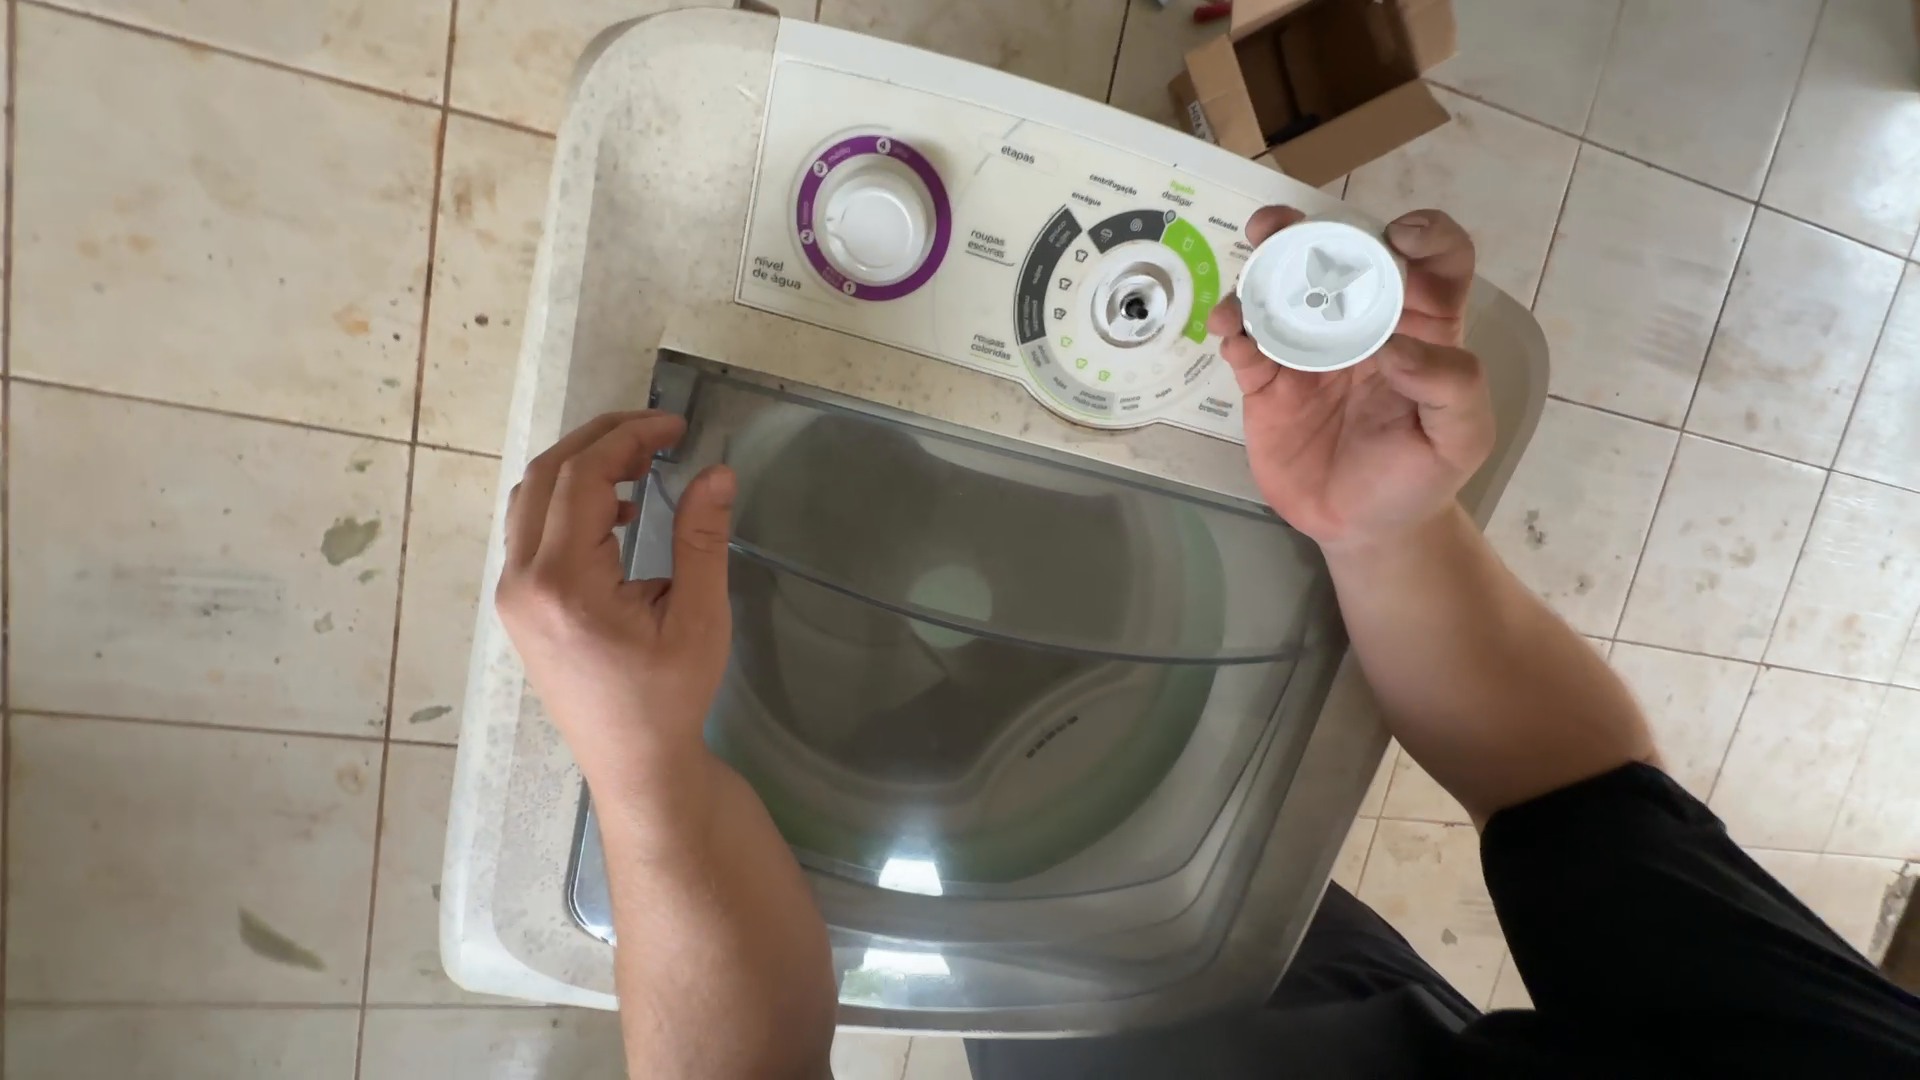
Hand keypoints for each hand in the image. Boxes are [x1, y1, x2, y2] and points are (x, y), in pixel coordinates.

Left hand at [495, 411, 736, 792]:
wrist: (636, 762)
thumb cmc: (671, 695)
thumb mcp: (699, 617)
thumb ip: (703, 539)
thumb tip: (718, 472)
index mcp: (563, 582)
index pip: (581, 478)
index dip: (628, 437)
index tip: (676, 426)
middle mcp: (522, 580)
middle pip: (545, 476)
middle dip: (601, 439)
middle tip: (657, 429)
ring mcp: (514, 595)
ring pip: (532, 500)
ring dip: (582, 467)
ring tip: (640, 463)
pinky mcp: (521, 606)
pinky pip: (534, 529)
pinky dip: (572, 502)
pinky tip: (618, 515)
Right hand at [1206, 206, 1494, 550]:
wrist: (1360, 527)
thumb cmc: (1417, 479)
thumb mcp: (1459, 438)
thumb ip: (1449, 385)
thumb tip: (1395, 345)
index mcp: (1419, 330)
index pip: (1432, 263)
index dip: (1422, 236)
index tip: (1396, 238)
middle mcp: (1359, 330)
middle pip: (1337, 264)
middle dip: (1307, 234)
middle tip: (1277, 226)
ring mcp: (1307, 356)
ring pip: (1280, 299)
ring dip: (1256, 277)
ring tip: (1243, 280)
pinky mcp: (1267, 386)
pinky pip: (1247, 350)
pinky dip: (1234, 334)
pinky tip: (1229, 334)